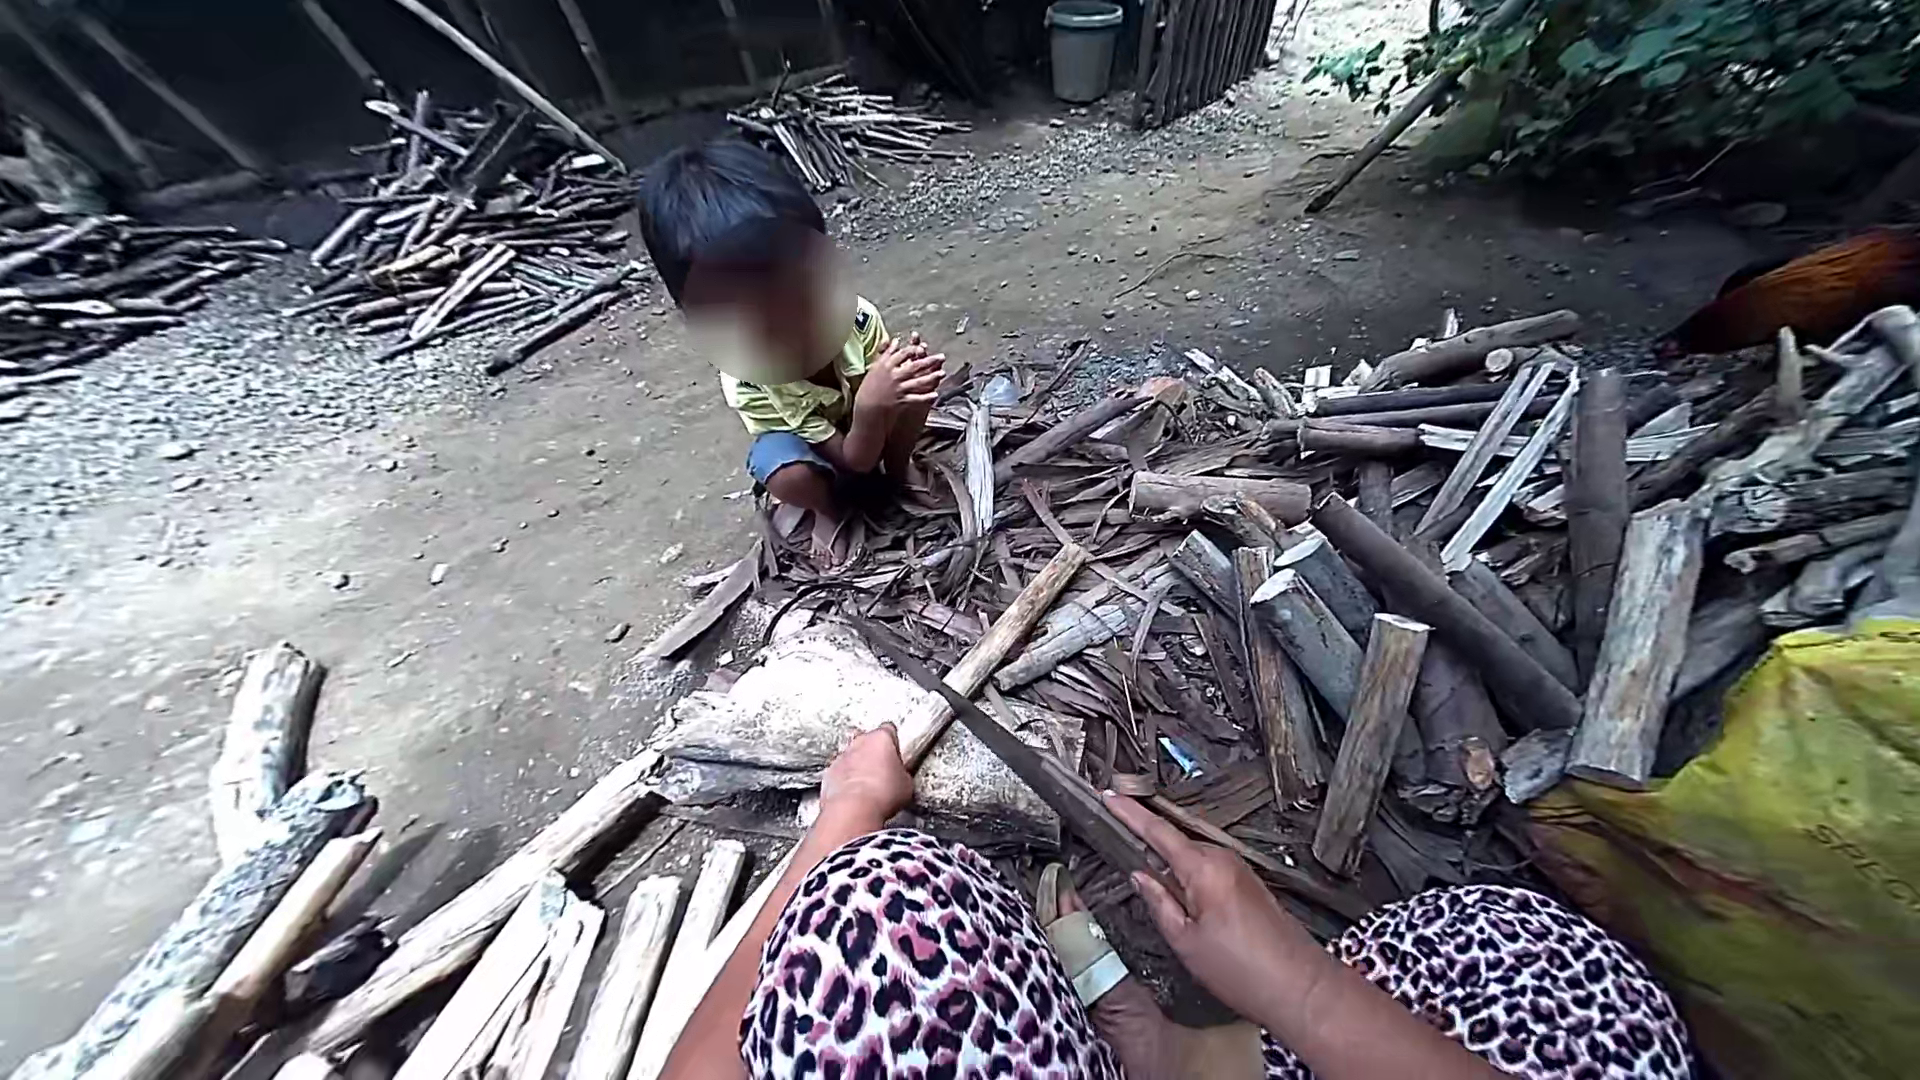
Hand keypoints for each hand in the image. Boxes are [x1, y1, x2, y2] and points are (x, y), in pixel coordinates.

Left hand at [819, 724, 912, 825]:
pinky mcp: (829, 774)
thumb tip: (902, 779)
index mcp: (881, 737)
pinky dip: (845, 782)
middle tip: (883, 773)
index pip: (889, 730)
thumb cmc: (881, 793)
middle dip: (874, 754)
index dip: (894, 743)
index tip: (897, 755)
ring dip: (858, 768)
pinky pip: (839, 774)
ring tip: (868, 789)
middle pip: (868, 742)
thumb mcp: (907, 784)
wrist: (853, 810)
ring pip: (852, 757)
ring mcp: (842, 757)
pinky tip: (854, 797)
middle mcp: (860, 742)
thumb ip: (903, 773)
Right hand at [858, 336, 944, 414]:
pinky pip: (916, 398)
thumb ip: (885, 354)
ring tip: (942, 373)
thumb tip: (894, 340)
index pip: (902, 354)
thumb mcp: (874, 369)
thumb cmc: (868, 390)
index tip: (922, 347)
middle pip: (914, 366)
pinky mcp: (901, 400)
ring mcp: (898, 388)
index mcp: (885, 366)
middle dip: (930, 361)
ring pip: (918, 381)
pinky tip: (935, 394)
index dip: (914, 350)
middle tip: (942, 357)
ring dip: (932, 377)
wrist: (866, 410)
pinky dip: (926, 397)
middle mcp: (892, 375)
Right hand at [1105, 794, 1324, 1025]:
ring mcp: (1237, 867)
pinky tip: (1187, 900)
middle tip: (1123, 851)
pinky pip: (1207, 866)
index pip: (1156, 830)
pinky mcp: (1247, 879)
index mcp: (1202, 868)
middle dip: (1148, 845)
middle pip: (1173, 841)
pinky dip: (1189, 874)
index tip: (1108, 796)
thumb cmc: (1246, 972)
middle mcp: (1221, 858)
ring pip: (1190, 855)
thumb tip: (1139, 875)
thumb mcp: (1186, 942)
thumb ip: (1157, 901)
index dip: (1129, 811)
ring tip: (1159, 893)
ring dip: (1170, 865)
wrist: (1305, 990)